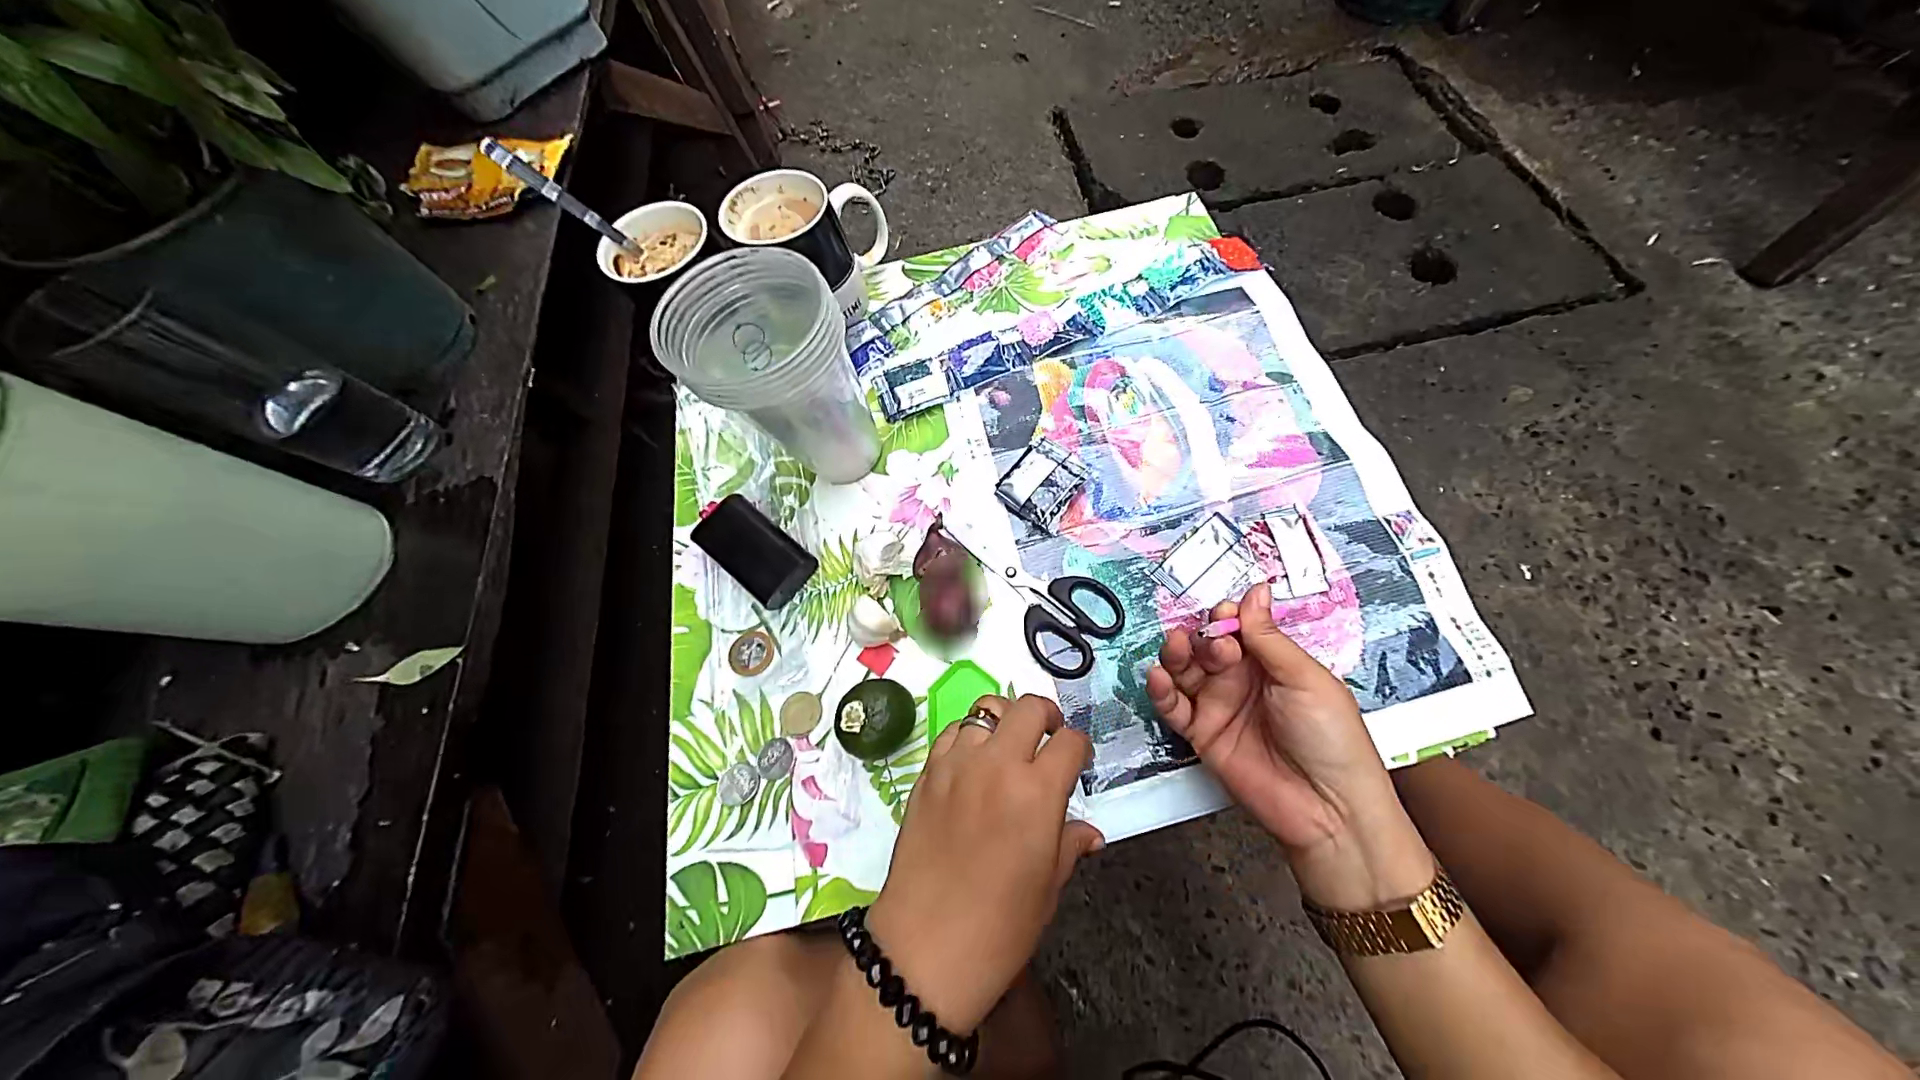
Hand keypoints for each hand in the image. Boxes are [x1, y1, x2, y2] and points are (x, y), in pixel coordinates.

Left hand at [866, 694, 1102, 1033]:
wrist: (925, 946)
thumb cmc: (999, 927)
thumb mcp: (1048, 887)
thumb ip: (1069, 844)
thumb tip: (1089, 832)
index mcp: (1037, 792)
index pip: (1070, 741)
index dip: (1080, 748)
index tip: (1077, 762)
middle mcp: (997, 765)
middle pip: (1028, 707)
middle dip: (1046, 717)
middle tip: (1048, 739)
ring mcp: (956, 765)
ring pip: (985, 710)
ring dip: (1004, 723)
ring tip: (1007, 748)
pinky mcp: (927, 774)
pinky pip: (951, 733)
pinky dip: (968, 737)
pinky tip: (972, 762)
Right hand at [1147, 583, 1433, 910]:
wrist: (1329, 809)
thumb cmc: (1334, 743)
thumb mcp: (1306, 679)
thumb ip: (1268, 637)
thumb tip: (1255, 594)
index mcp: (1272, 663)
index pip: (1238, 627)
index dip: (1228, 617)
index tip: (1225, 613)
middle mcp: (1242, 681)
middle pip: (1205, 644)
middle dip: (1202, 635)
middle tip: (1214, 642)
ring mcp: (1220, 706)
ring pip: (1184, 669)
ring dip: (1176, 654)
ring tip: (1177, 647)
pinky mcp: (1202, 733)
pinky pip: (1172, 706)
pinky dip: (1160, 690)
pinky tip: (1160, 677)